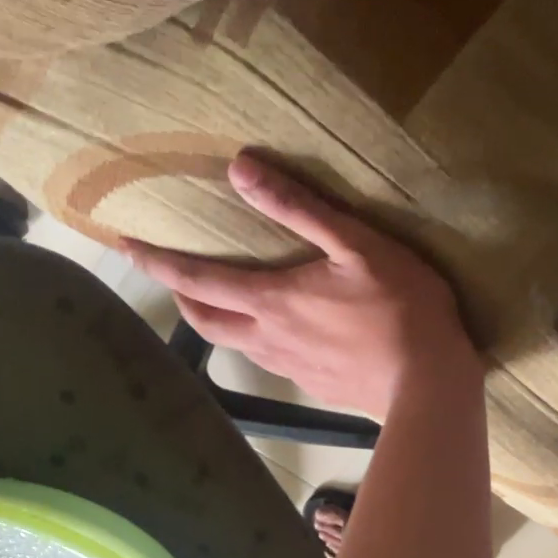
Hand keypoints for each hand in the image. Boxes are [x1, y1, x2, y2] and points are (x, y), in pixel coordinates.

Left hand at [122, 152, 478, 419]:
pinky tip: (291, 339)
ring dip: (222, 323)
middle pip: (207, 321)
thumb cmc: (401, 308)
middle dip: (183, 298)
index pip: (198, 279)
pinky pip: (281, 364)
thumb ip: (300, 208)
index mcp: (273, 299)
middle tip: (175, 281)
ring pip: (241, 346)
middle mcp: (272, 338)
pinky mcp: (321, 390)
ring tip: (226, 307)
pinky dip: (268, 345)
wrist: (431, 385)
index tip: (126, 247)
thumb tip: (241, 168)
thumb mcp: (357, 245)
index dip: (158, 263)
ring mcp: (295, 370)